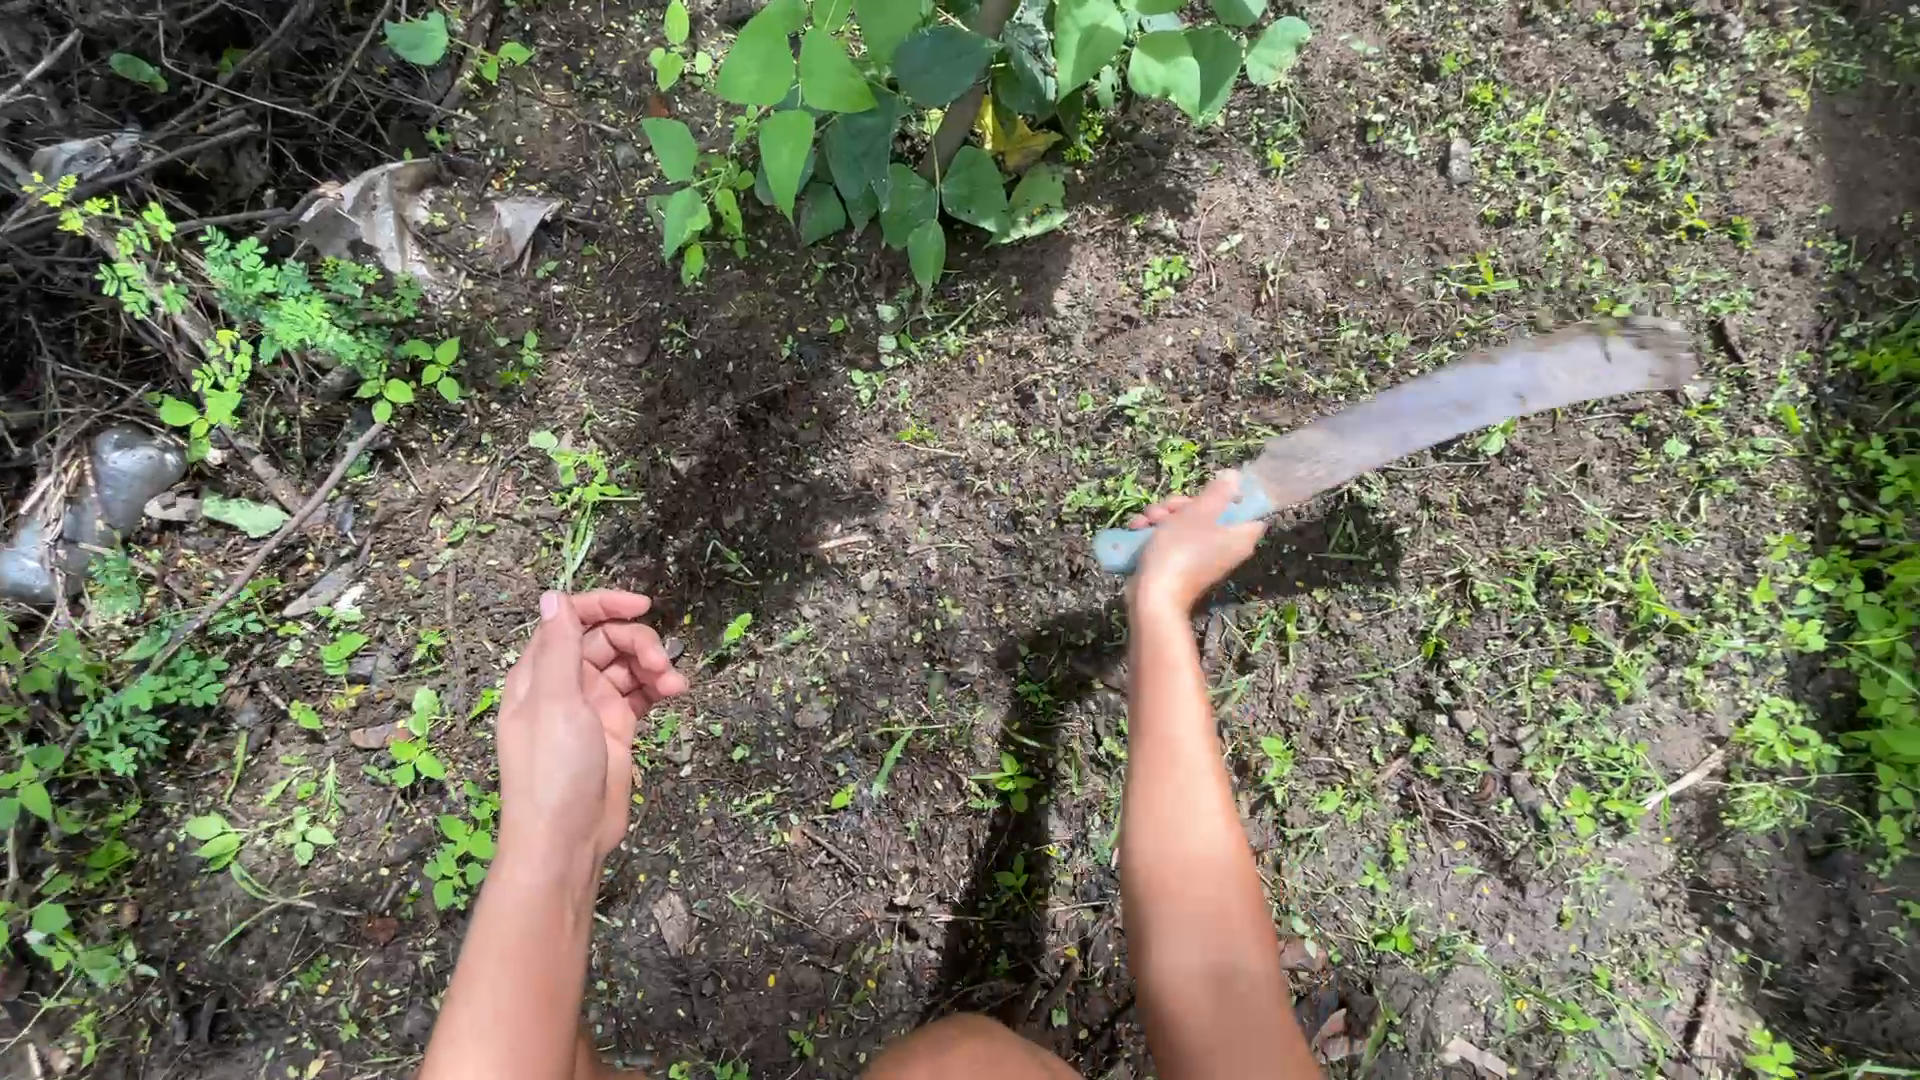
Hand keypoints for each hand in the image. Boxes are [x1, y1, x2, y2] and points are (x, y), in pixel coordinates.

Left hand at [496, 590, 688, 870]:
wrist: (568, 838)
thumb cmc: (553, 770)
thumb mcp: (555, 704)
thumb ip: (559, 648)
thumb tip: (553, 596)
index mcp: (539, 673)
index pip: (571, 620)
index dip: (605, 605)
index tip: (643, 606)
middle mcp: (566, 683)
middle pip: (606, 640)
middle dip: (638, 643)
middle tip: (660, 663)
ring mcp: (593, 705)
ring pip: (628, 664)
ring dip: (654, 665)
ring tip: (673, 685)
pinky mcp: (618, 725)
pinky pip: (642, 691)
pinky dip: (660, 686)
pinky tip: (676, 692)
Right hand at [1125, 470, 1267, 613]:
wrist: (1154, 595)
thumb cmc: (1180, 552)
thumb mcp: (1198, 513)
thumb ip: (1218, 493)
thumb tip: (1235, 477)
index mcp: (1240, 535)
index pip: (1247, 508)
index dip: (1228, 496)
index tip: (1206, 491)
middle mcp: (1226, 546)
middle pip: (1210, 512)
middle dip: (1180, 505)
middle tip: (1166, 510)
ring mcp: (1202, 556)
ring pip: (1186, 523)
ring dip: (1162, 517)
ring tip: (1145, 522)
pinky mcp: (1181, 563)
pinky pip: (1174, 539)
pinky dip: (1156, 532)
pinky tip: (1138, 529)